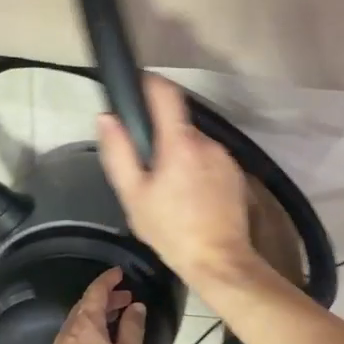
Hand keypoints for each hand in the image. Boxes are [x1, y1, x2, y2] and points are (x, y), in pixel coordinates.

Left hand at [37, 267, 148, 343]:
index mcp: (85, 324)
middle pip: (86, 305)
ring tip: (116, 319)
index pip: (96, 291)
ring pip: (79, 321)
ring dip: (97, 315)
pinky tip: (99, 343)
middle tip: (125, 299)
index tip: (119, 272)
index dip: (108, 279)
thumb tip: (136, 306)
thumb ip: (132, 329)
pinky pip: (74, 335)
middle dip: (106, 298)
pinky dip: (89, 330)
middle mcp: (68, 330)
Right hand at [96, 75, 257, 286]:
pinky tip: (189, 198)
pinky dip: (196, 170)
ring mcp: (225, 158)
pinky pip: (209, 161)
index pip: (166, 93)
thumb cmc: (171, 230)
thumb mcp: (133, 195)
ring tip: (169, 190)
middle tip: (146, 168)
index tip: (136, 88)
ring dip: (180, 157)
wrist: (219, 260)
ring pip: (194, 145)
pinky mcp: (236, 174)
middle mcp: (207, 142)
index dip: (149, 84)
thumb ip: (118, 152)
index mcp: (179, 143)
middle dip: (161, 138)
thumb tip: (106, 117)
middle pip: (178, 124)